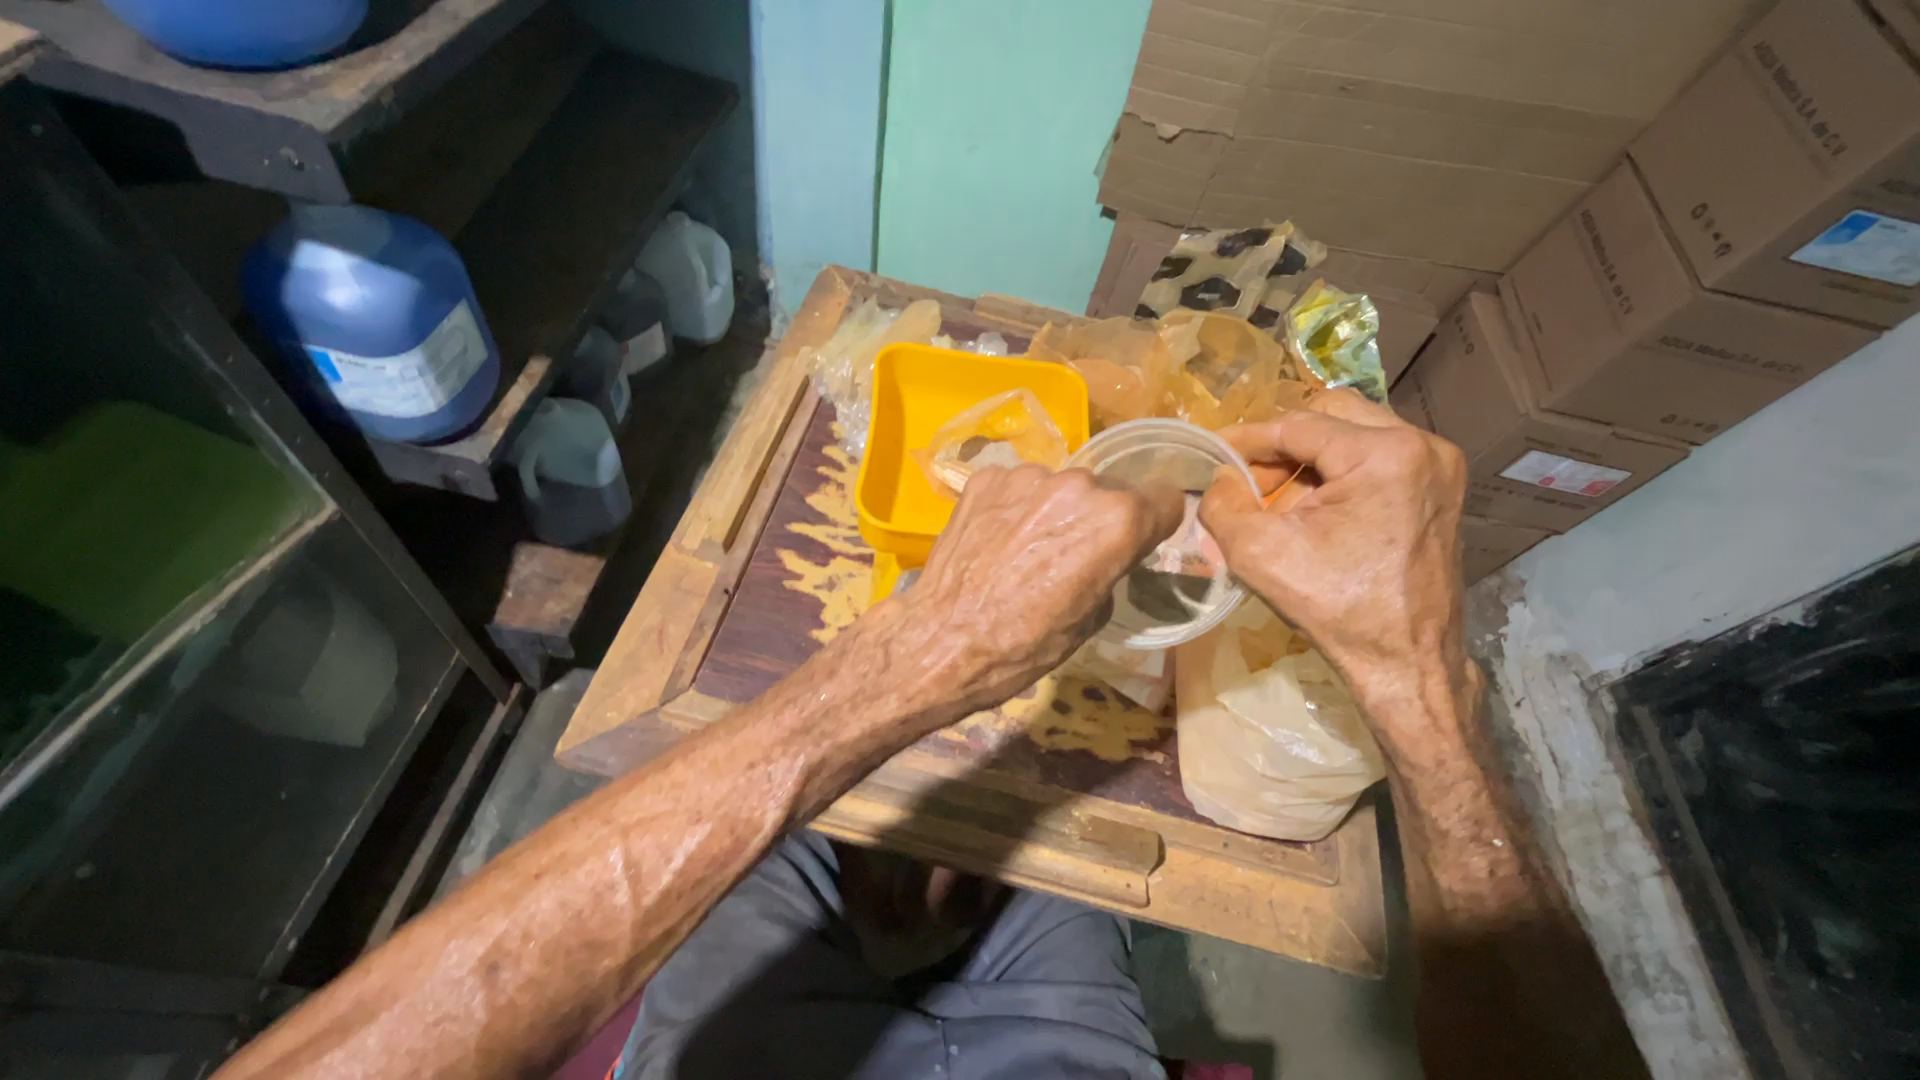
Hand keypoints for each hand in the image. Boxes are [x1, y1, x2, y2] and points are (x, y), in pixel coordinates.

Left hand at [901, 464, 1180, 712]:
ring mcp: (1027, 476)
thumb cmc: (1026, 644)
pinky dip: (1013, 507)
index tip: (1137, 542)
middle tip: (1072, 555)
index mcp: (1116, 521)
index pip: (1163, 500)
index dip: (1153, 524)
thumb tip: (1105, 554)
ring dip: (1052, 510)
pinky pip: (1016, 487)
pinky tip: (995, 541)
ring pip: (1059, 486)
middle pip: (1107, 491)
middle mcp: (1077, 485)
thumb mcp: (1093, 617)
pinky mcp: (986, 478)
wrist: (944, 640)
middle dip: (1097, 518)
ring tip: (1025, 551)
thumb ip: (1111, 567)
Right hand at [1198, 389, 1468, 711]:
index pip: (1298, 424)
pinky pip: (1377, 457)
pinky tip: (1313, 509)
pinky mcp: (1440, 489)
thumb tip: (1218, 477)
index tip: (1214, 452)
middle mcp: (1422, 446)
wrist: (1407, 660)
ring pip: (1356, 432)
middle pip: (1332, 415)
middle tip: (1250, 479)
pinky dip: (1338, 472)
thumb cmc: (1335, 608)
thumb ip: (1222, 503)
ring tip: (1279, 499)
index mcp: (1385, 454)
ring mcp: (1439, 466)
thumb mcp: (1257, 553)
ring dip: (1310, 457)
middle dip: (1283, 444)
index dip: (1248, 438)